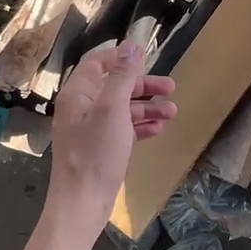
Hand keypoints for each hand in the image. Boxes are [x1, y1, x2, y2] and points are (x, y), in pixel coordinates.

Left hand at [50, 42, 175, 214]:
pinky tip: (160, 129)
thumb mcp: (112, 110)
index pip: (97, 64)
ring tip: (173, 112)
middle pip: (113, 86)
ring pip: (122, 110)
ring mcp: (90, 130)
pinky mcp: (100, 149)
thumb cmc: (96, 154)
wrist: (82, 204)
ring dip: (147, 107)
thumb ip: (122, 76)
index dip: (121, 58)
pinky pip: (122, 130)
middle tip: (171, 88)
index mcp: (78, 95)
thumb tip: (131, 45)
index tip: (147, 57)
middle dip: (142, 86)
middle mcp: (81, 109)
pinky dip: (141, 126)